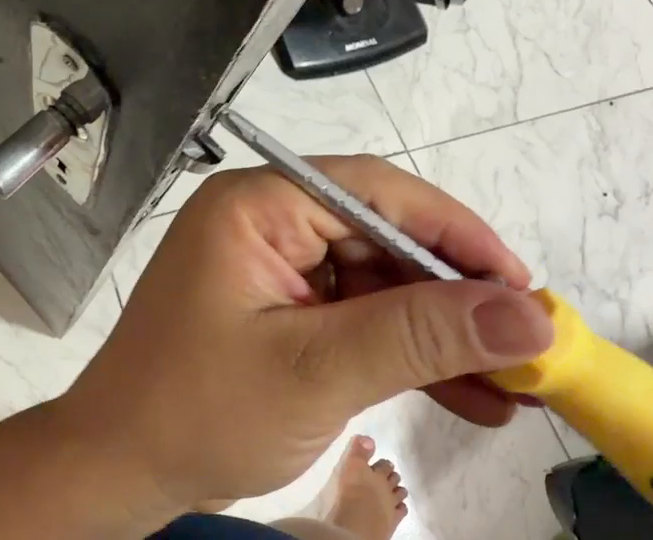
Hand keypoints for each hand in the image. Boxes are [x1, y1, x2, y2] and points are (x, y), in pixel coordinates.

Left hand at [53, 156, 556, 514]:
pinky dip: (403, 353)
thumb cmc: (202, 406)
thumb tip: (528, 313)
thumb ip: (419, 335)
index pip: (370, 190)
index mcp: (254, 206)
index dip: (452, 231)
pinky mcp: (275, 310)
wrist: (122, 462)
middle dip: (453, 295)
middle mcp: (261, 221)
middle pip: (378, 237)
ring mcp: (268, 267)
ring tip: (518, 388)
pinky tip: (470, 399)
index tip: (522, 286)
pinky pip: (352, 316)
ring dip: (439, 333)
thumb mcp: (316, 369)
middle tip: (529, 350)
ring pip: (374, 282)